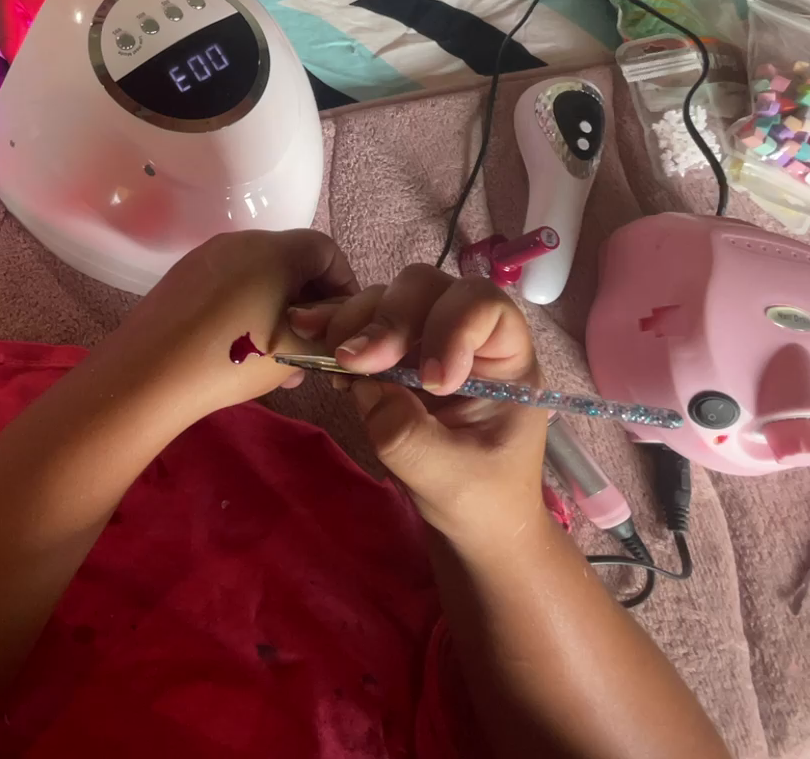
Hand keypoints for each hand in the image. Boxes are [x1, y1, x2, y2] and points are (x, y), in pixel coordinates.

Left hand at [88, 229, 358, 418]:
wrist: (150, 373)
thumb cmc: (234, 358)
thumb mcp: (297, 352)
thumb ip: (329, 335)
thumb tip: (326, 332)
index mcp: (273, 249)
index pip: (326, 250)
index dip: (343, 285)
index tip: (342, 325)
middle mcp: (239, 240)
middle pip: (290, 260)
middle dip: (308, 303)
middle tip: (310, 348)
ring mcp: (205, 255)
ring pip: (258, 275)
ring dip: (276, 310)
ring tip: (277, 360)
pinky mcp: (182, 276)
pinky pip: (228, 284)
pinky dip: (245, 308)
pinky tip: (240, 351)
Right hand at [288, 268, 546, 545]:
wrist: (467, 519)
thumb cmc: (480, 498)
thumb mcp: (450, 478)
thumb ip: (408, 434)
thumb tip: (364, 387)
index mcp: (504, 358)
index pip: (484, 307)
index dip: (451, 327)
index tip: (434, 383)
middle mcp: (462, 334)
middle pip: (424, 288)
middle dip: (388, 319)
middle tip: (358, 362)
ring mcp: (420, 337)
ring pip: (384, 297)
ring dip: (354, 321)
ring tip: (334, 359)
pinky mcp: (386, 349)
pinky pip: (356, 319)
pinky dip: (330, 322)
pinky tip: (305, 329)